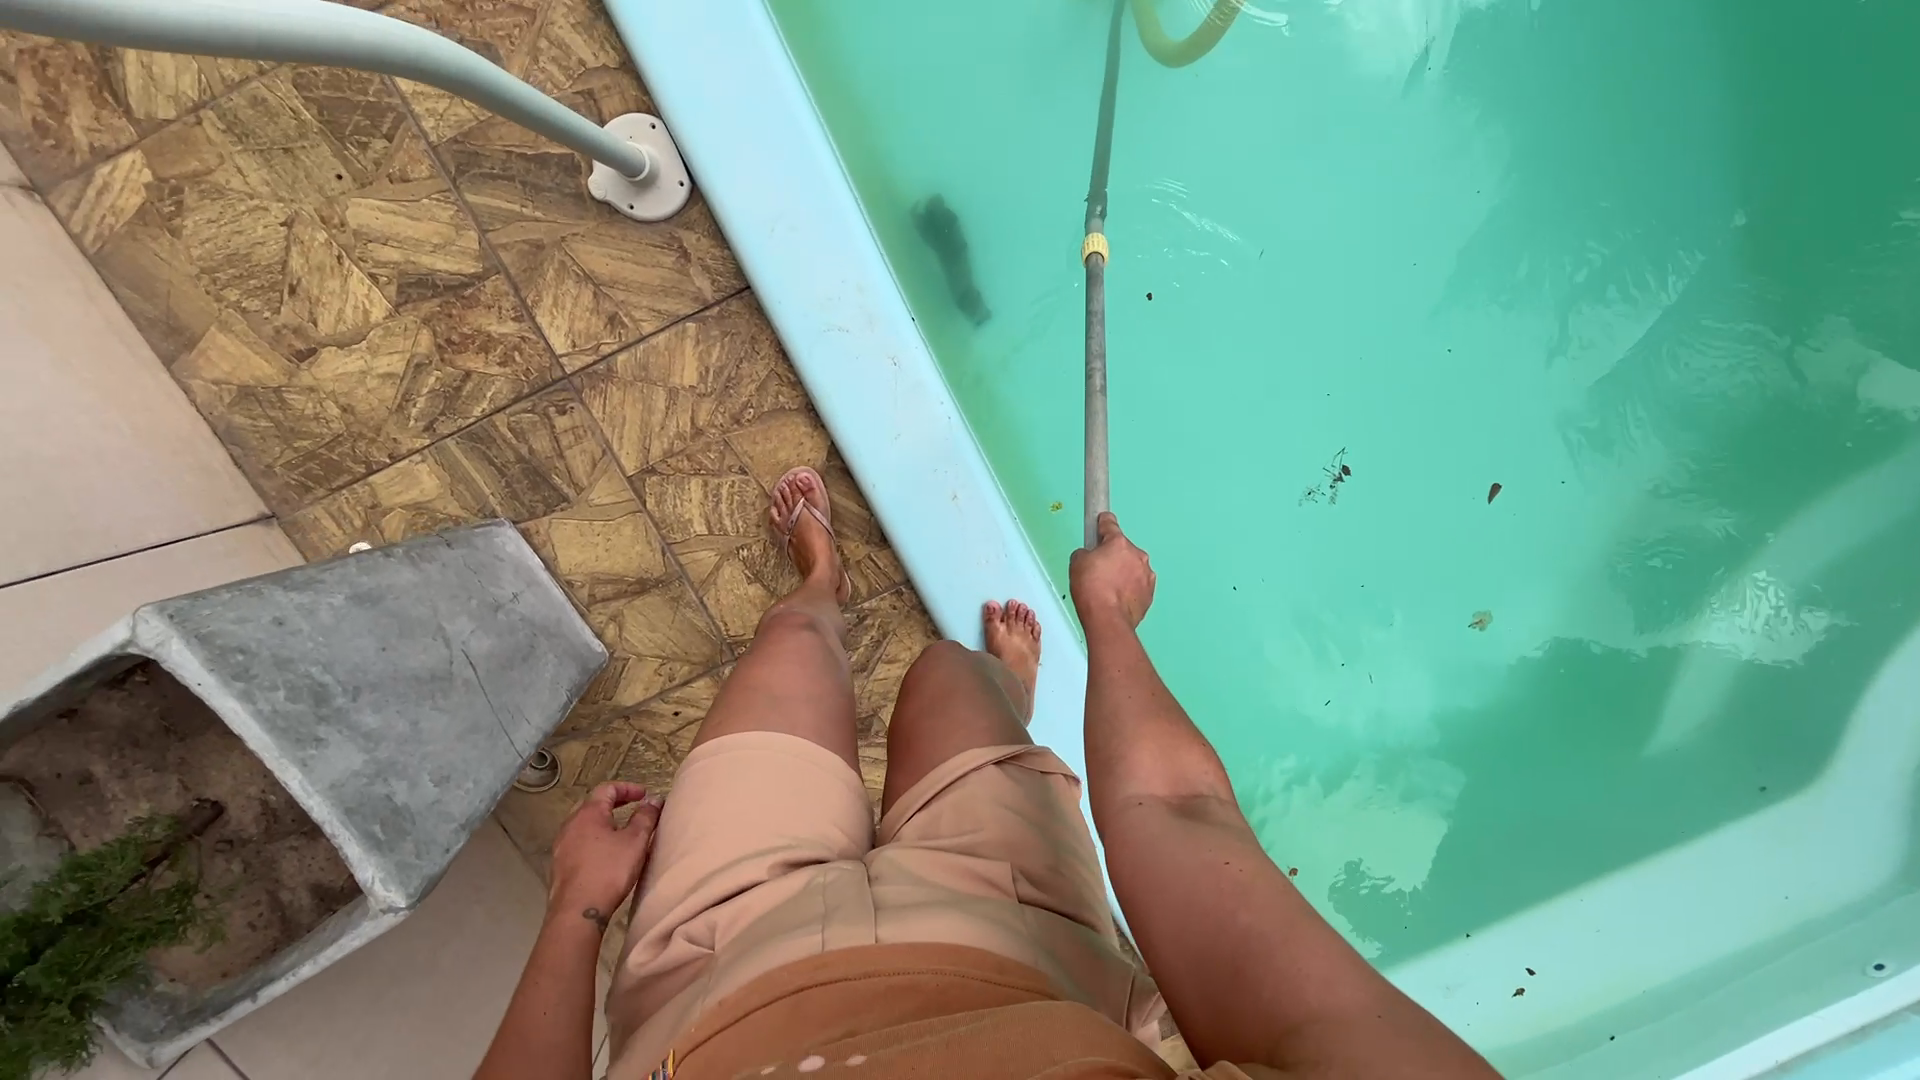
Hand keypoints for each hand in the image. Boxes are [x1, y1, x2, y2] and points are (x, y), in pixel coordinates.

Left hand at [547, 781, 662, 929]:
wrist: (577, 912)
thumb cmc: (609, 870)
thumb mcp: (636, 841)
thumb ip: (646, 817)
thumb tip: (653, 800)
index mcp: (588, 814)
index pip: (607, 788)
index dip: (628, 788)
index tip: (644, 795)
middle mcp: (570, 825)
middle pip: (592, 804)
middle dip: (614, 803)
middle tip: (632, 808)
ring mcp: (561, 846)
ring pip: (583, 825)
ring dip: (602, 822)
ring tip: (620, 832)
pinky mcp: (559, 866)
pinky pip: (578, 842)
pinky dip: (593, 839)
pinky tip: (604, 854)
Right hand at [1069, 512, 1155, 628]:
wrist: (1107, 619)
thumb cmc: (1091, 591)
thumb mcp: (1076, 563)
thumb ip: (1084, 553)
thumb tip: (1088, 556)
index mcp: (1118, 543)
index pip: (1110, 524)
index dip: (1102, 522)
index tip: (1102, 520)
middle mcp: (1137, 555)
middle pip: (1122, 548)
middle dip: (1112, 556)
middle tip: (1098, 569)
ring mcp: (1146, 575)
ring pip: (1132, 567)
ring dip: (1122, 573)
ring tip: (1107, 588)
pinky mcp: (1150, 593)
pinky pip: (1137, 584)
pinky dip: (1129, 588)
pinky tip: (1116, 598)